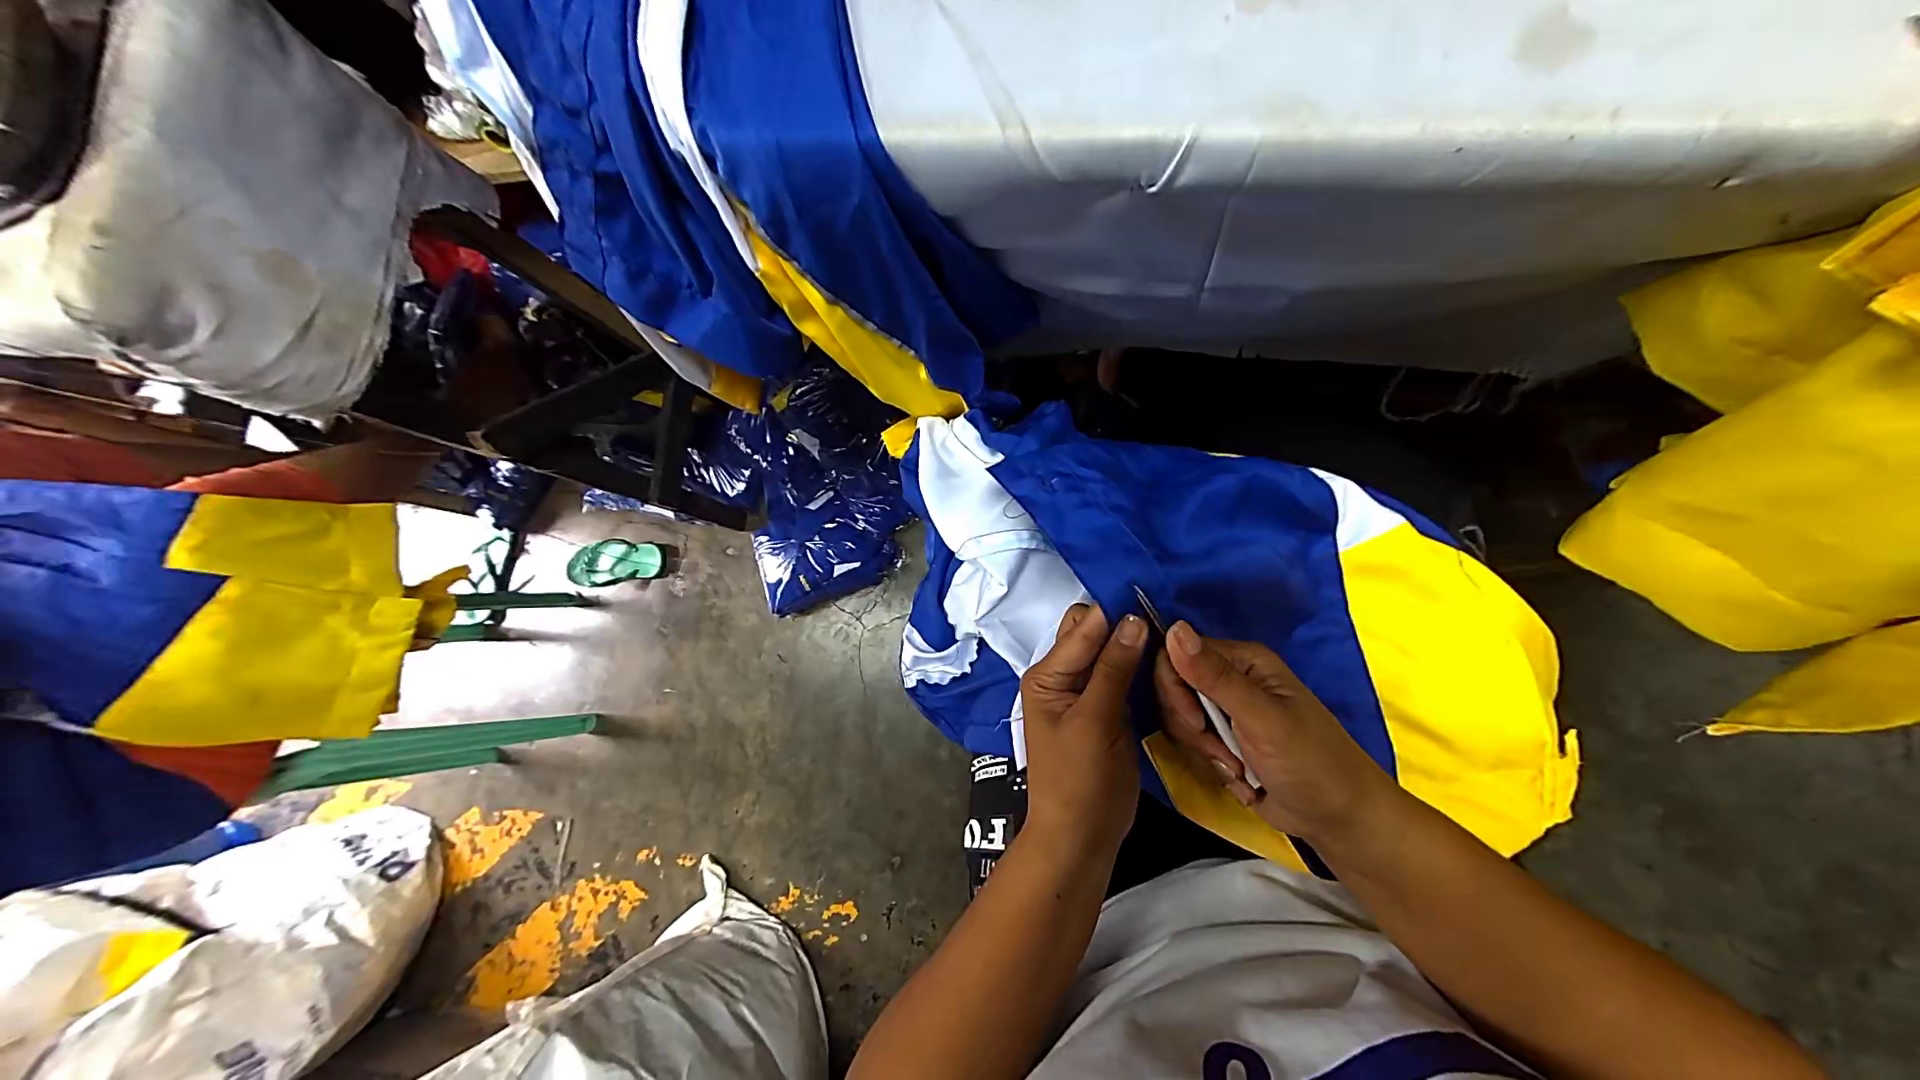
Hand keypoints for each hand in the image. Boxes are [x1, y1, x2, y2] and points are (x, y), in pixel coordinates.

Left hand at [1019, 604, 1147, 858]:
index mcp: (1047, 673)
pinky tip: (1166, 667)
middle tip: (1166, 631)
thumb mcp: (1095, 721)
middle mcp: (1063, 675)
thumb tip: (1133, 619)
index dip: (1115, 614)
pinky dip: (1142, 671)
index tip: (1155, 606)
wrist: (1082, 836)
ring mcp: (1086, 692)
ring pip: (1114, 654)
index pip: (1083, 626)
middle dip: (1126, 628)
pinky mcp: (1108, 708)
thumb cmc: (1080, 780)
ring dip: (1138, 650)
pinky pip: (1125, 677)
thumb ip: (1113, 668)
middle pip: (1097, 635)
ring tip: (1171, 645)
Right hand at [1153, 623, 1398, 844]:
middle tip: (1225, 754)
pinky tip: (1242, 780)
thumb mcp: (1262, 718)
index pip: (1176, 655)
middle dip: (1191, 729)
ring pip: (1178, 722)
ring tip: (1240, 771)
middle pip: (1172, 691)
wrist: (1340, 820)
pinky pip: (1189, 746)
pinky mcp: (1221, 740)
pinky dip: (1210, 767)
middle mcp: (1229, 678)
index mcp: (1243, 660)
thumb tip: (1174, 629)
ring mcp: (1224, 711)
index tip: (1196, 723)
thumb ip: (1215, 676)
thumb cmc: (1311, 762)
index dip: (1175, 689)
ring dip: (1204, 753)